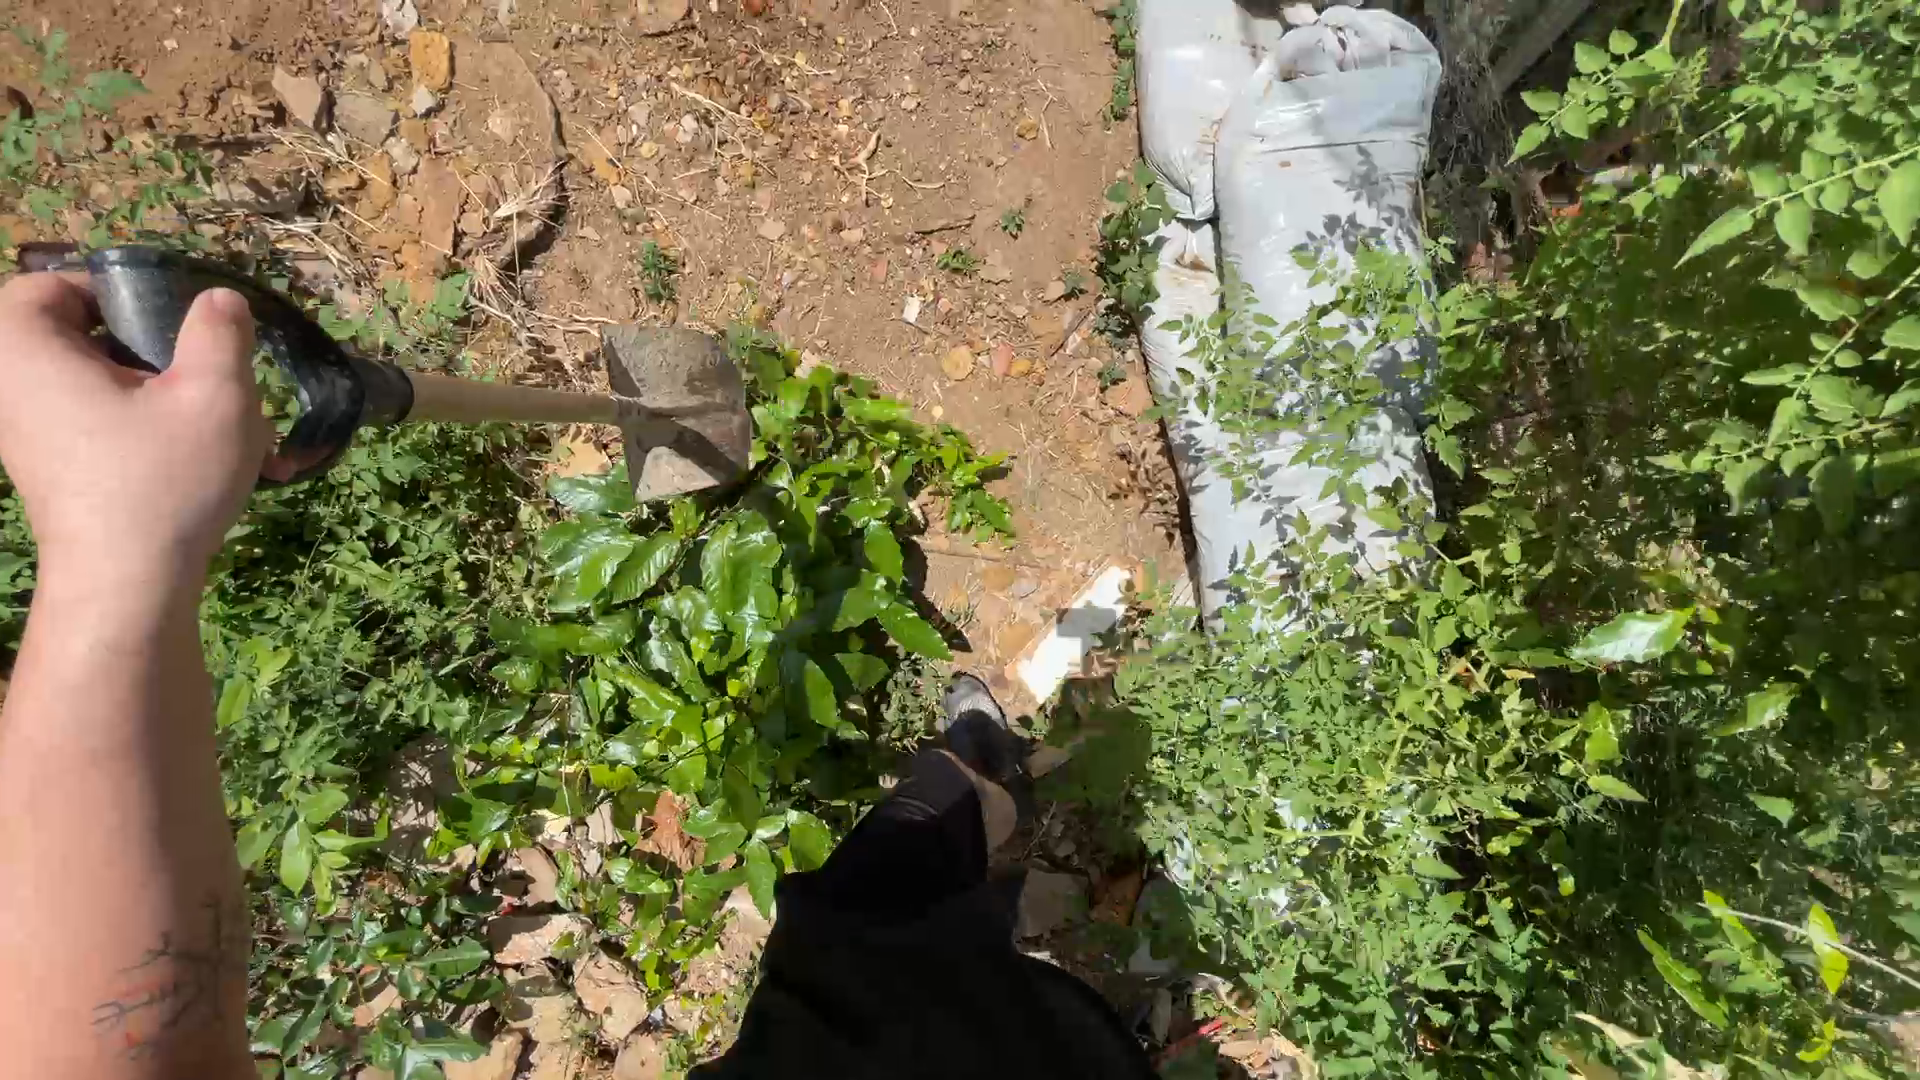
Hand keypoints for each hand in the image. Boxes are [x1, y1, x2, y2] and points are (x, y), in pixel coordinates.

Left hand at [0, 273, 267, 589]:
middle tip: (201, 368)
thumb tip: (220, 297)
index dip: (109, 290)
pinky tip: (187, 445)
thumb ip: (219, 337)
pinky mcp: (45, 460)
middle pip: (65, 332)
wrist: (129, 569)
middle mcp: (6, 384)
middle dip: (138, 341)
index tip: (175, 318)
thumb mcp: (215, 397)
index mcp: (25, 352)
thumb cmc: (168, 474)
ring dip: (146, 383)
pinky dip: (134, 416)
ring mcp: (22, 427)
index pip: (43, 287)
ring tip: (206, 412)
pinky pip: (87, 415)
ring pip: (83, 377)